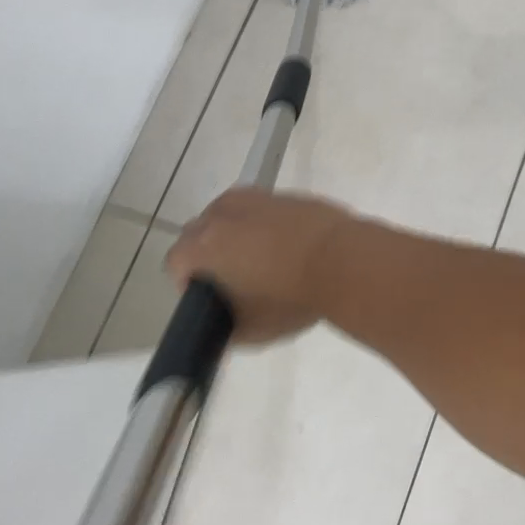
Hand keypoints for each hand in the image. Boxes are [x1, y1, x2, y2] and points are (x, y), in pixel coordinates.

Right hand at [165, 187, 354, 343]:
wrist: (347, 260)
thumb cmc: (292, 296)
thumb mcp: (252, 329)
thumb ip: (228, 329)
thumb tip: (228, 328)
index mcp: (206, 244)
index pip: (177, 260)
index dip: (186, 280)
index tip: (207, 296)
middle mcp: (227, 213)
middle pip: (201, 229)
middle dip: (208, 251)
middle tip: (232, 275)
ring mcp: (262, 199)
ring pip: (232, 211)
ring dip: (235, 230)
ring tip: (257, 255)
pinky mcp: (294, 195)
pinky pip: (267, 208)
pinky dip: (269, 222)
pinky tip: (287, 242)